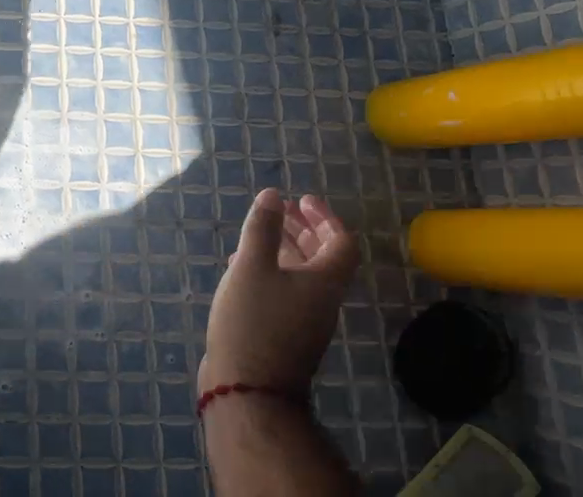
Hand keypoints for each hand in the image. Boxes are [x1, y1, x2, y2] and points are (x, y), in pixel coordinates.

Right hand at [199, 189, 358, 397]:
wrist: (247, 387)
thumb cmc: (253, 319)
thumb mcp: (253, 265)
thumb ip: (262, 227)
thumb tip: (273, 195)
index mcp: (324, 282)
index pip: (341, 243)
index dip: (325, 217)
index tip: (301, 200)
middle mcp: (321, 300)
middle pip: (322, 258)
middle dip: (303, 228)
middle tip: (279, 208)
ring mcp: (303, 319)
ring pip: (301, 274)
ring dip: (284, 246)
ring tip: (258, 230)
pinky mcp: (283, 332)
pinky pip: (284, 290)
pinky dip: (270, 269)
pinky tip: (241, 264)